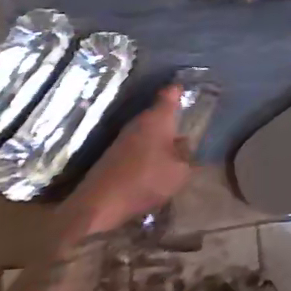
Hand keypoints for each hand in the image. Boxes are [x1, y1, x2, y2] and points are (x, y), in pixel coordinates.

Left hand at [72, 84, 193, 232]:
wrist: (100, 203)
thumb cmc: (145, 180)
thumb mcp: (179, 172)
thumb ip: (187, 156)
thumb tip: (185, 145)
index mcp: (157, 120)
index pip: (169, 95)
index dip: (179, 90)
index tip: (187, 88)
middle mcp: (139, 123)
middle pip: (159, 114)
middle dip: (173, 119)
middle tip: (191, 125)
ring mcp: (124, 138)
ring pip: (149, 131)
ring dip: (162, 138)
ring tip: (178, 149)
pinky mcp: (115, 154)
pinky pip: (140, 146)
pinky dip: (150, 151)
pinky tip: (159, 166)